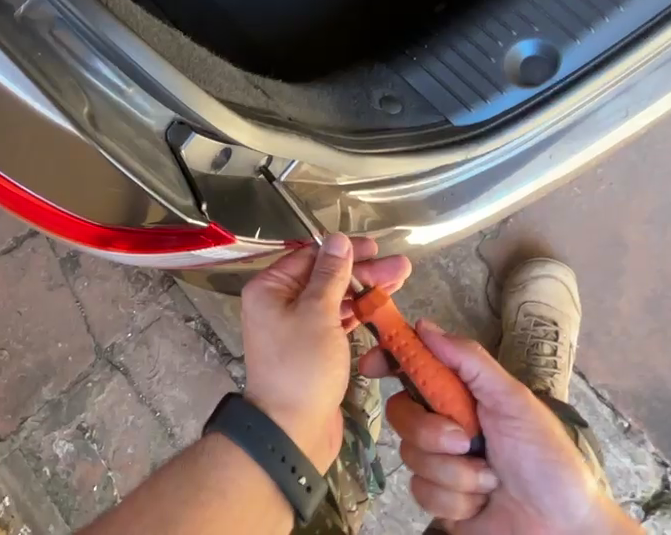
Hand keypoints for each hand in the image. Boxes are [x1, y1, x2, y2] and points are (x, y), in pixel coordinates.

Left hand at [238, 234, 411, 471]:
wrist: (292, 431)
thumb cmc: (302, 367)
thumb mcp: (318, 313)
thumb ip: (331, 275)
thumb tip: (337, 239)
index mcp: (269, 287)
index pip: (309, 256)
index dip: (343, 250)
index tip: (376, 248)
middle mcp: (279, 302)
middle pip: (325, 276)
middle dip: (363, 271)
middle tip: (401, 267)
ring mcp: (296, 325)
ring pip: (334, 298)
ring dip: (365, 290)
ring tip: (400, 280)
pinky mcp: (313, 347)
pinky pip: (335, 321)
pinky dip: (357, 313)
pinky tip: (381, 307)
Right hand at [365, 324, 634, 533]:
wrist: (564, 525)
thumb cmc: (546, 457)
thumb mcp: (513, 399)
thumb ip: (469, 360)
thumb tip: (422, 325)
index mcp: (457, 394)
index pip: (409, 367)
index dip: (386, 360)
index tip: (372, 366)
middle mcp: (442, 424)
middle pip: (400, 413)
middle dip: (430, 431)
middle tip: (465, 440)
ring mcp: (439, 462)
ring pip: (410, 456)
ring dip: (453, 471)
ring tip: (489, 479)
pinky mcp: (439, 500)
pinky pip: (422, 492)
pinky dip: (456, 499)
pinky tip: (482, 503)